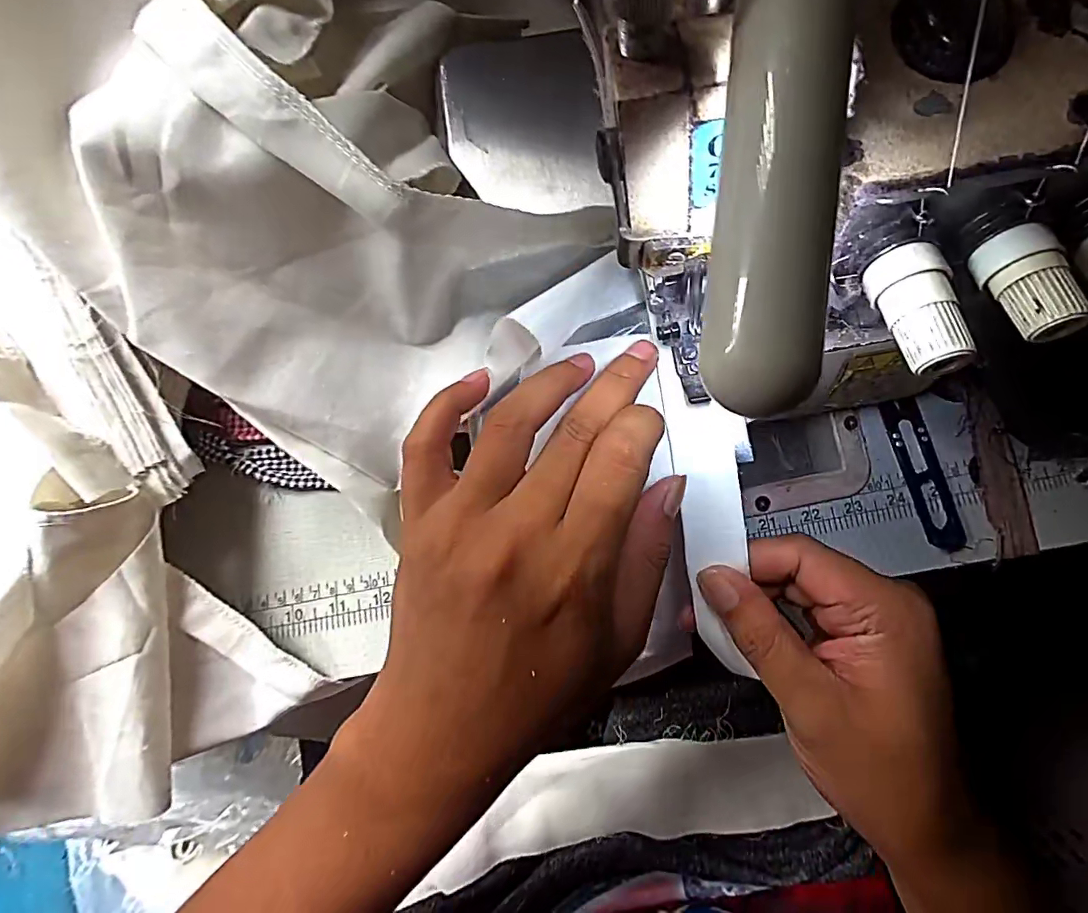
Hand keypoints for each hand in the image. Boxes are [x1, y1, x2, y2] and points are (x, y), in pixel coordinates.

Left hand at [185, 345, 682, 912]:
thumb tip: (669, 481)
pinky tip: (477, 378)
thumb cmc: (541, 693)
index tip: (655, 413)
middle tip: (637, 356)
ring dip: (549, 381)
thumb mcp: (619, 639)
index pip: (618, 462)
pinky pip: (425, 447)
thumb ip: (647, 554)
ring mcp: (458, 520)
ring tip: (581, 361)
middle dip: (615, 385)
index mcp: (574, 565)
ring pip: (507, 424)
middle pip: (574, 433)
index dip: (644, 423)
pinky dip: (445, 404)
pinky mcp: (418, 520)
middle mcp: (516, 531)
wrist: (439, 731)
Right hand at [697, 538, 1026, 910]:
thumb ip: (758, 632)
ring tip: (720, 627)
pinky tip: (752, 639)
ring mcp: (879, 618)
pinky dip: (779, 624)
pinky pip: (814, 612)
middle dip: (750, 587)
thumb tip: (717, 580)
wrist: (926, 828)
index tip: (706, 580)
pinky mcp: (868, 635)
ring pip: (802, 589)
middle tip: (703, 609)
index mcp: (883, 607)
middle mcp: (886, 601)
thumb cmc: (882, 776)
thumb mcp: (807, 702)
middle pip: (801, 569)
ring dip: (760, 606)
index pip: (802, 555)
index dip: (748, 561)